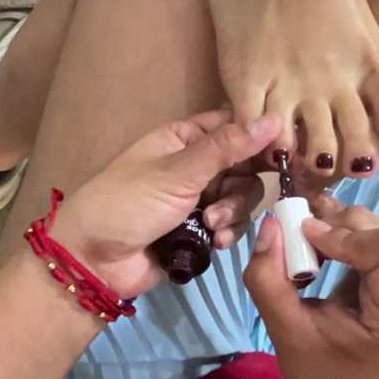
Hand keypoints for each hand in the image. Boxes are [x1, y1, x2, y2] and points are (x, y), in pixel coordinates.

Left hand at [51, 112, 278, 298]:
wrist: (94, 260)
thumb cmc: (128, 203)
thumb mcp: (177, 171)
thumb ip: (227, 147)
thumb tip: (273, 118)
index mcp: (183, 138)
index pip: (234, 126)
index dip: (261, 136)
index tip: (284, 152)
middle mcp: (195, 165)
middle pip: (245, 165)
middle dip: (241, 186)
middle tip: (228, 199)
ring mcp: (198, 199)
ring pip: (241, 198)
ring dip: (233, 212)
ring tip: (210, 226)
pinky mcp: (201, 232)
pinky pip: (232, 226)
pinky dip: (228, 233)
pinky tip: (215, 242)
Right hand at [243, 195, 378, 378]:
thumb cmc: (321, 371)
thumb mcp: (284, 332)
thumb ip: (267, 280)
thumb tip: (271, 223)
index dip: (344, 235)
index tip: (303, 240)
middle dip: (335, 230)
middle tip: (297, 248)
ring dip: (338, 232)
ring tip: (309, 256)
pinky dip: (348, 236)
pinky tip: (328, 257)